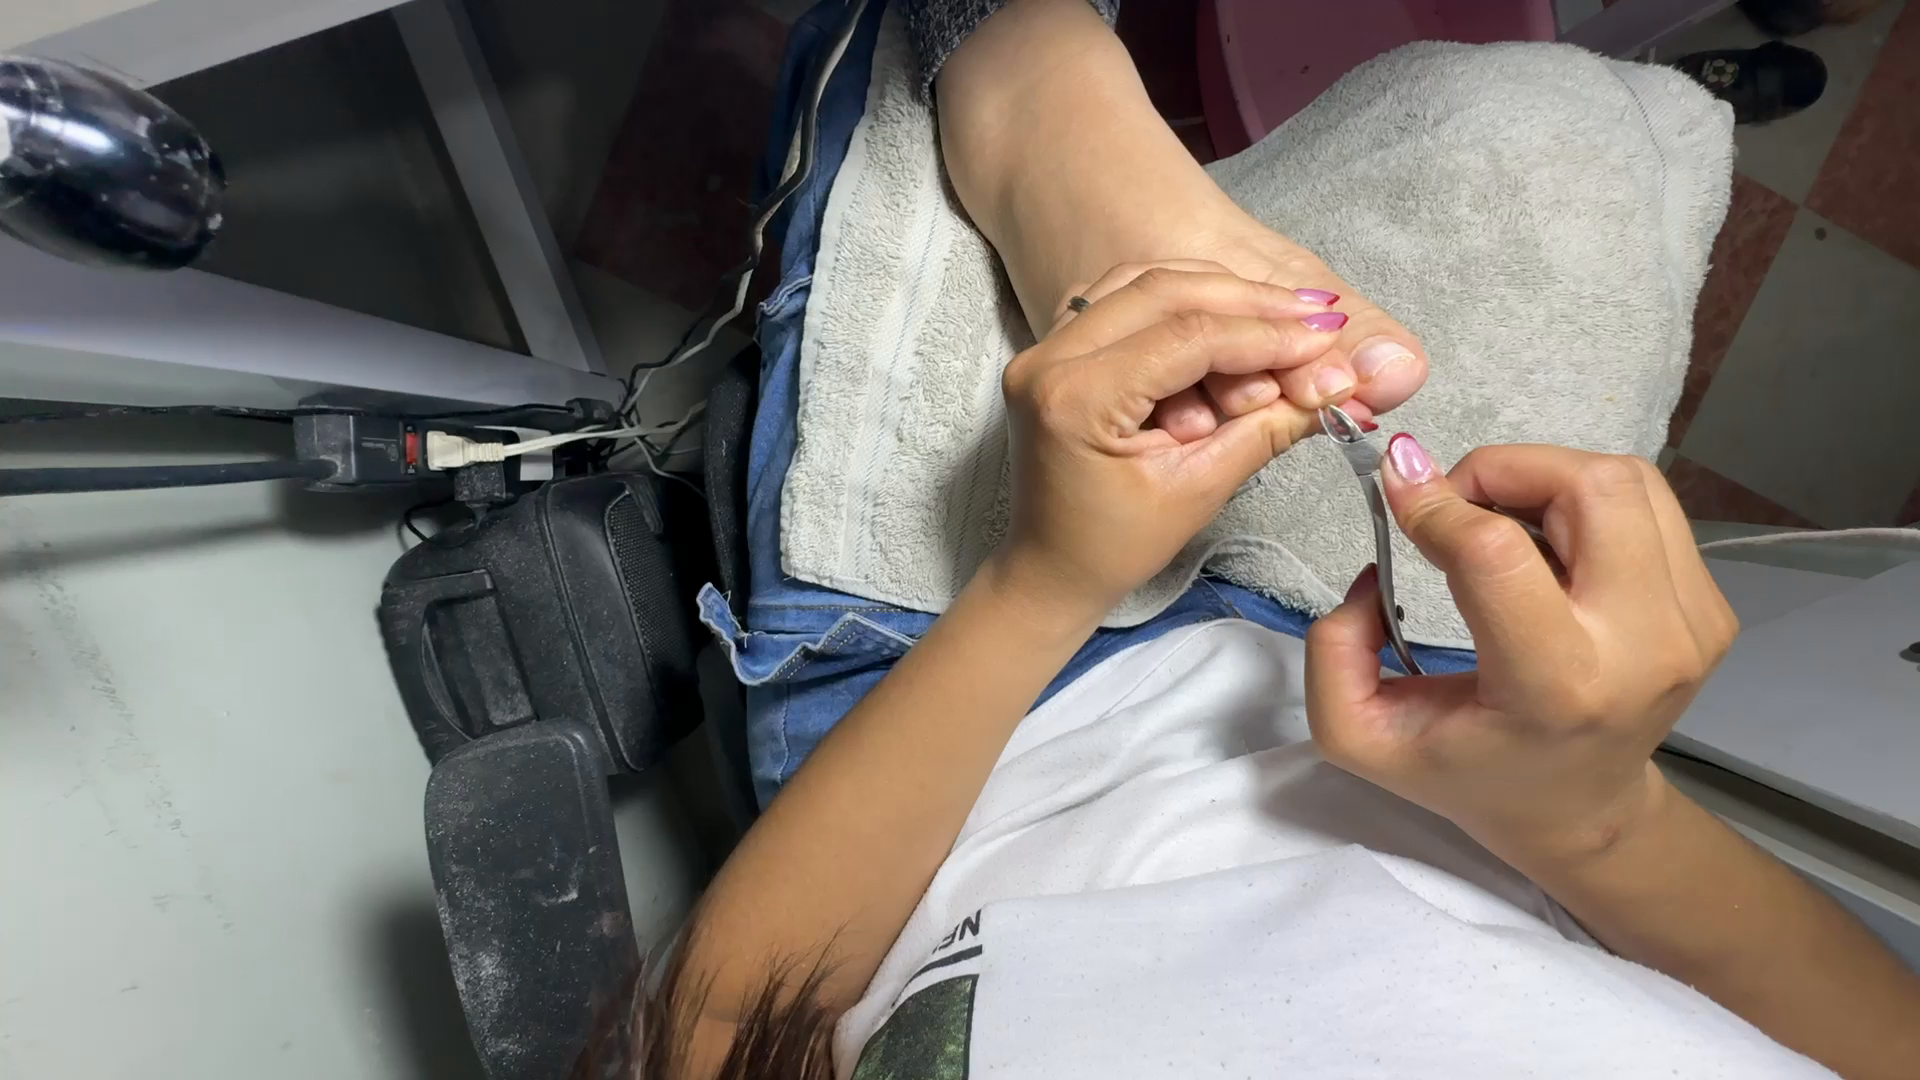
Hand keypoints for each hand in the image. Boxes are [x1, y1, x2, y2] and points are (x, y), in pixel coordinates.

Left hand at [995, 267, 1344, 614]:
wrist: (1050, 569)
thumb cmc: (1114, 545)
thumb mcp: (1198, 489)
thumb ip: (1267, 427)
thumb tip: (1337, 381)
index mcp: (1075, 399)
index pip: (1187, 337)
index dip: (1265, 335)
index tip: (1325, 340)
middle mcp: (1045, 361)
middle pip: (1162, 291)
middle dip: (1246, 303)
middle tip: (1312, 320)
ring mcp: (1040, 352)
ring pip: (1139, 285)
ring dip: (1211, 298)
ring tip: (1274, 325)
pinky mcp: (1049, 354)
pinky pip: (1117, 304)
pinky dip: (1173, 310)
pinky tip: (1219, 330)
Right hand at [1304, 441, 1740, 862]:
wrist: (1576, 810)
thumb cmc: (1457, 772)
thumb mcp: (1352, 731)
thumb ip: (1334, 646)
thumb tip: (1378, 563)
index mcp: (1552, 686)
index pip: (1496, 554)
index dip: (1434, 504)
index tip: (1392, 485)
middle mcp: (1642, 645)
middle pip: (1590, 490)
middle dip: (1499, 469)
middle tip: (1448, 503)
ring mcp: (1691, 622)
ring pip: (1625, 482)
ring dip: (1538, 476)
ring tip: (1488, 517)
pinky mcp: (1708, 606)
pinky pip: (1641, 505)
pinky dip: (1571, 498)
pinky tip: (1533, 539)